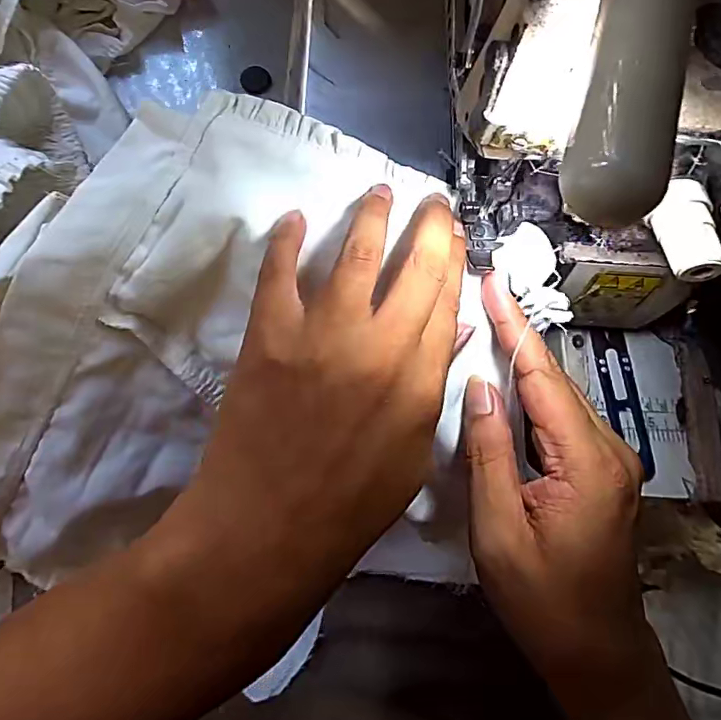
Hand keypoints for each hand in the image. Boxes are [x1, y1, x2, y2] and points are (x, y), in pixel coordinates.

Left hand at [172, 185, 467, 583]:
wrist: (264, 529)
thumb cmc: (348, 504)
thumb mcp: (413, 454)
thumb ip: (434, 386)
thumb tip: (454, 331)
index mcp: (419, 381)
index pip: (447, 301)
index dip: (454, 261)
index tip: (456, 235)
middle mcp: (379, 346)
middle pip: (415, 266)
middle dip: (430, 224)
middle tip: (433, 201)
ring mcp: (322, 334)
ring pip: (355, 253)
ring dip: (371, 214)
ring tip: (380, 190)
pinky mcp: (270, 333)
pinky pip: (280, 272)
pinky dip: (285, 239)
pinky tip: (295, 215)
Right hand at [464, 273, 695, 719]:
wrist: (597, 653)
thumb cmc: (543, 600)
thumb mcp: (499, 529)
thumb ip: (489, 452)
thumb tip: (479, 385)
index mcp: (587, 461)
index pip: (542, 377)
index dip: (514, 326)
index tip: (493, 283)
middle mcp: (609, 449)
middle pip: (554, 379)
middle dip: (516, 334)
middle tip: (483, 293)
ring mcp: (612, 458)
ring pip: (559, 395)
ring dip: (522, 361)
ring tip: (489, 322)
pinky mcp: (603, 469)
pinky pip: (562, 417)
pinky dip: (532, 393)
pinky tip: (507, 379)